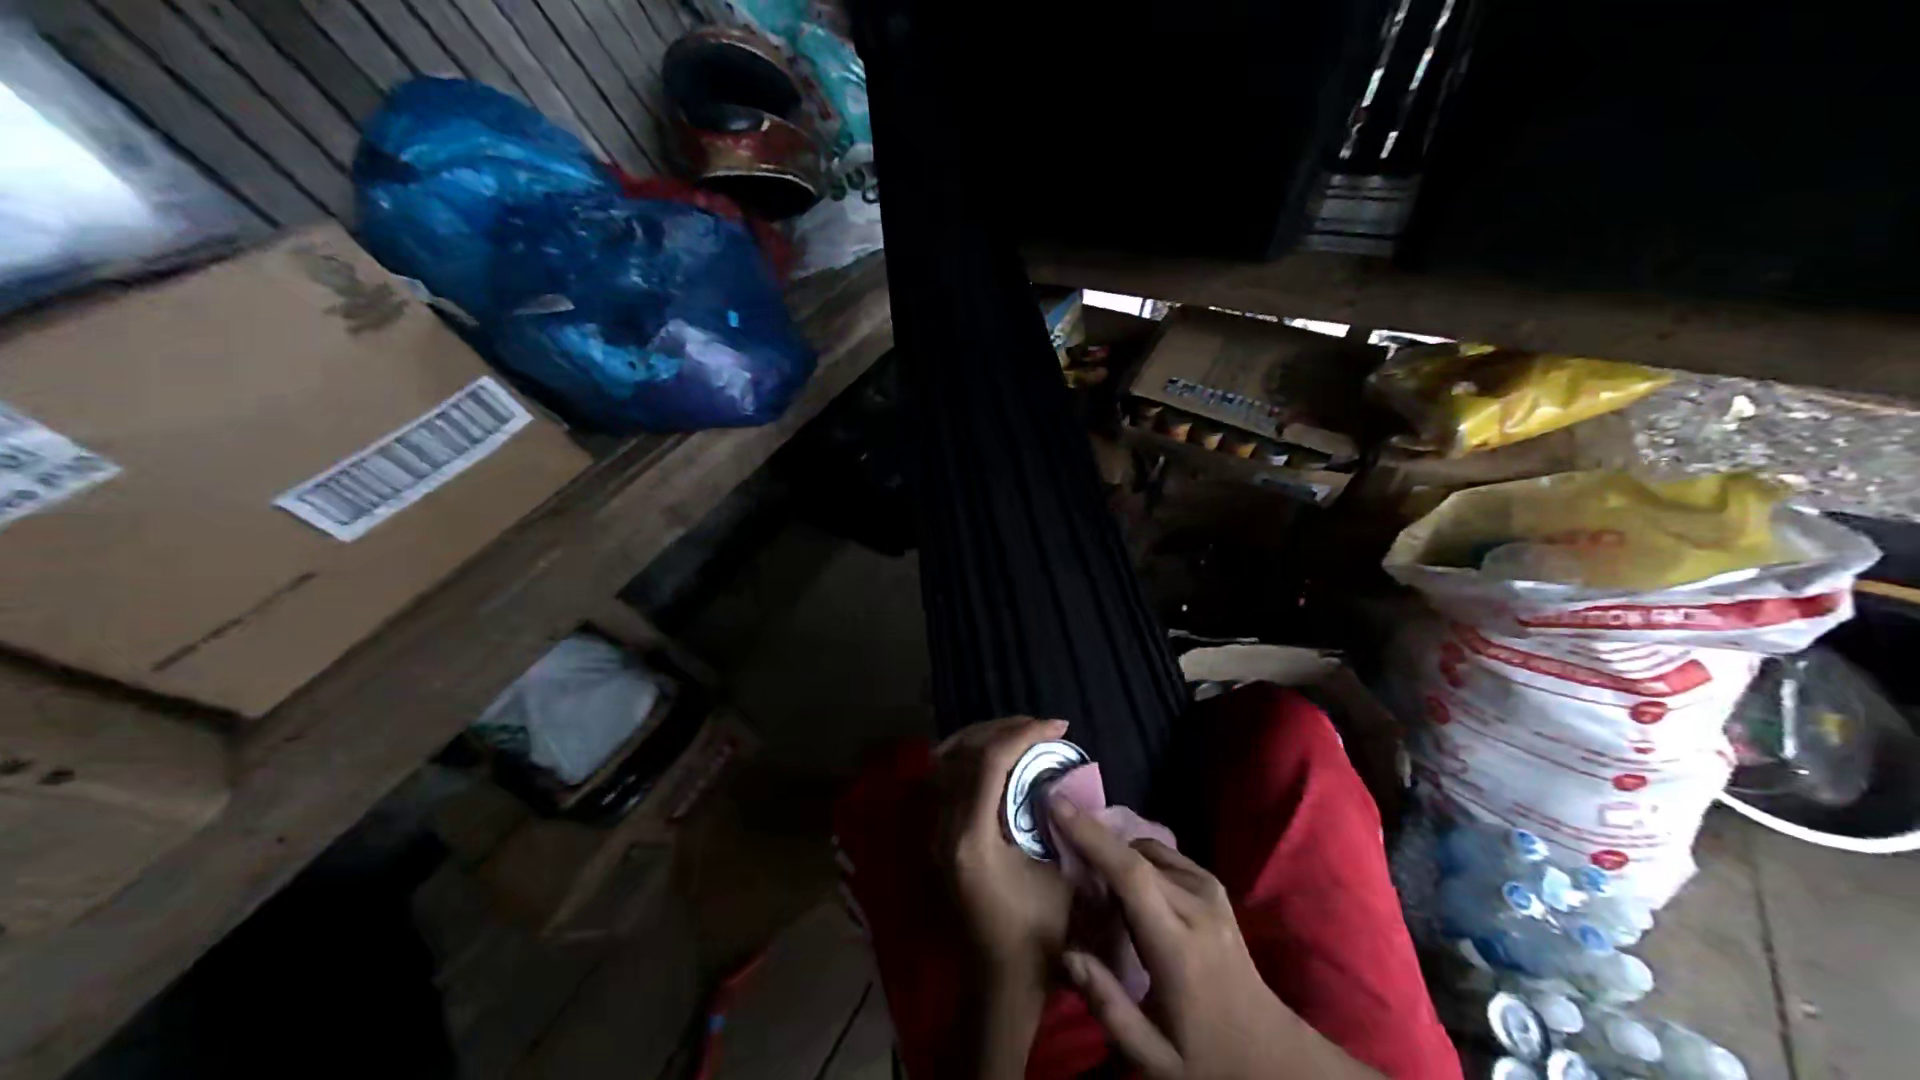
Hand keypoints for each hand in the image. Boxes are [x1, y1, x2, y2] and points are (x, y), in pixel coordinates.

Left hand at [935, 717, 1073, 989]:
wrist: (1001, 979)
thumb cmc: (1038, 934)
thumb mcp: (1062, 876)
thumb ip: (1061, 823)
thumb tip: (1064, 779)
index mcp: (971, 839)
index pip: (989, 763)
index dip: (1023, 734)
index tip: (1058, 726)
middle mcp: (942, 828)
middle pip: (962, 753)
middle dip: (1002, 729)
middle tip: (1040, 725)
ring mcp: (932, 831)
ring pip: (945, 760)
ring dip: (981, 738)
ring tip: (1019, 733)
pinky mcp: (934, 835)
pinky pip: (942, 778)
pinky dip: (967, 756)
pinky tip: (995, 757)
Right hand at [1048, 797, 1382, 1079]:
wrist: (1272, 1056)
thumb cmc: (1206, 1059)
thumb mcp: (1153, 1057)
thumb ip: (1107, 1005)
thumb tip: (1067, 952)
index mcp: (1178, 946)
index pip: (1129, 874)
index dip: (1090, 835)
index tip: (1056, 803)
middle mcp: (1197, 907)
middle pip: (1135, 854)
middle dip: (1092, 838)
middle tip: (1056, 844)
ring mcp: (1211, 893)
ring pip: (1148, 850)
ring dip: (1114, 853)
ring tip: (1090, 879)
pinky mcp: (1215, 889)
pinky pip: (1164, 856)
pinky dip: (1135, 860)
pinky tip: (1123, 889)